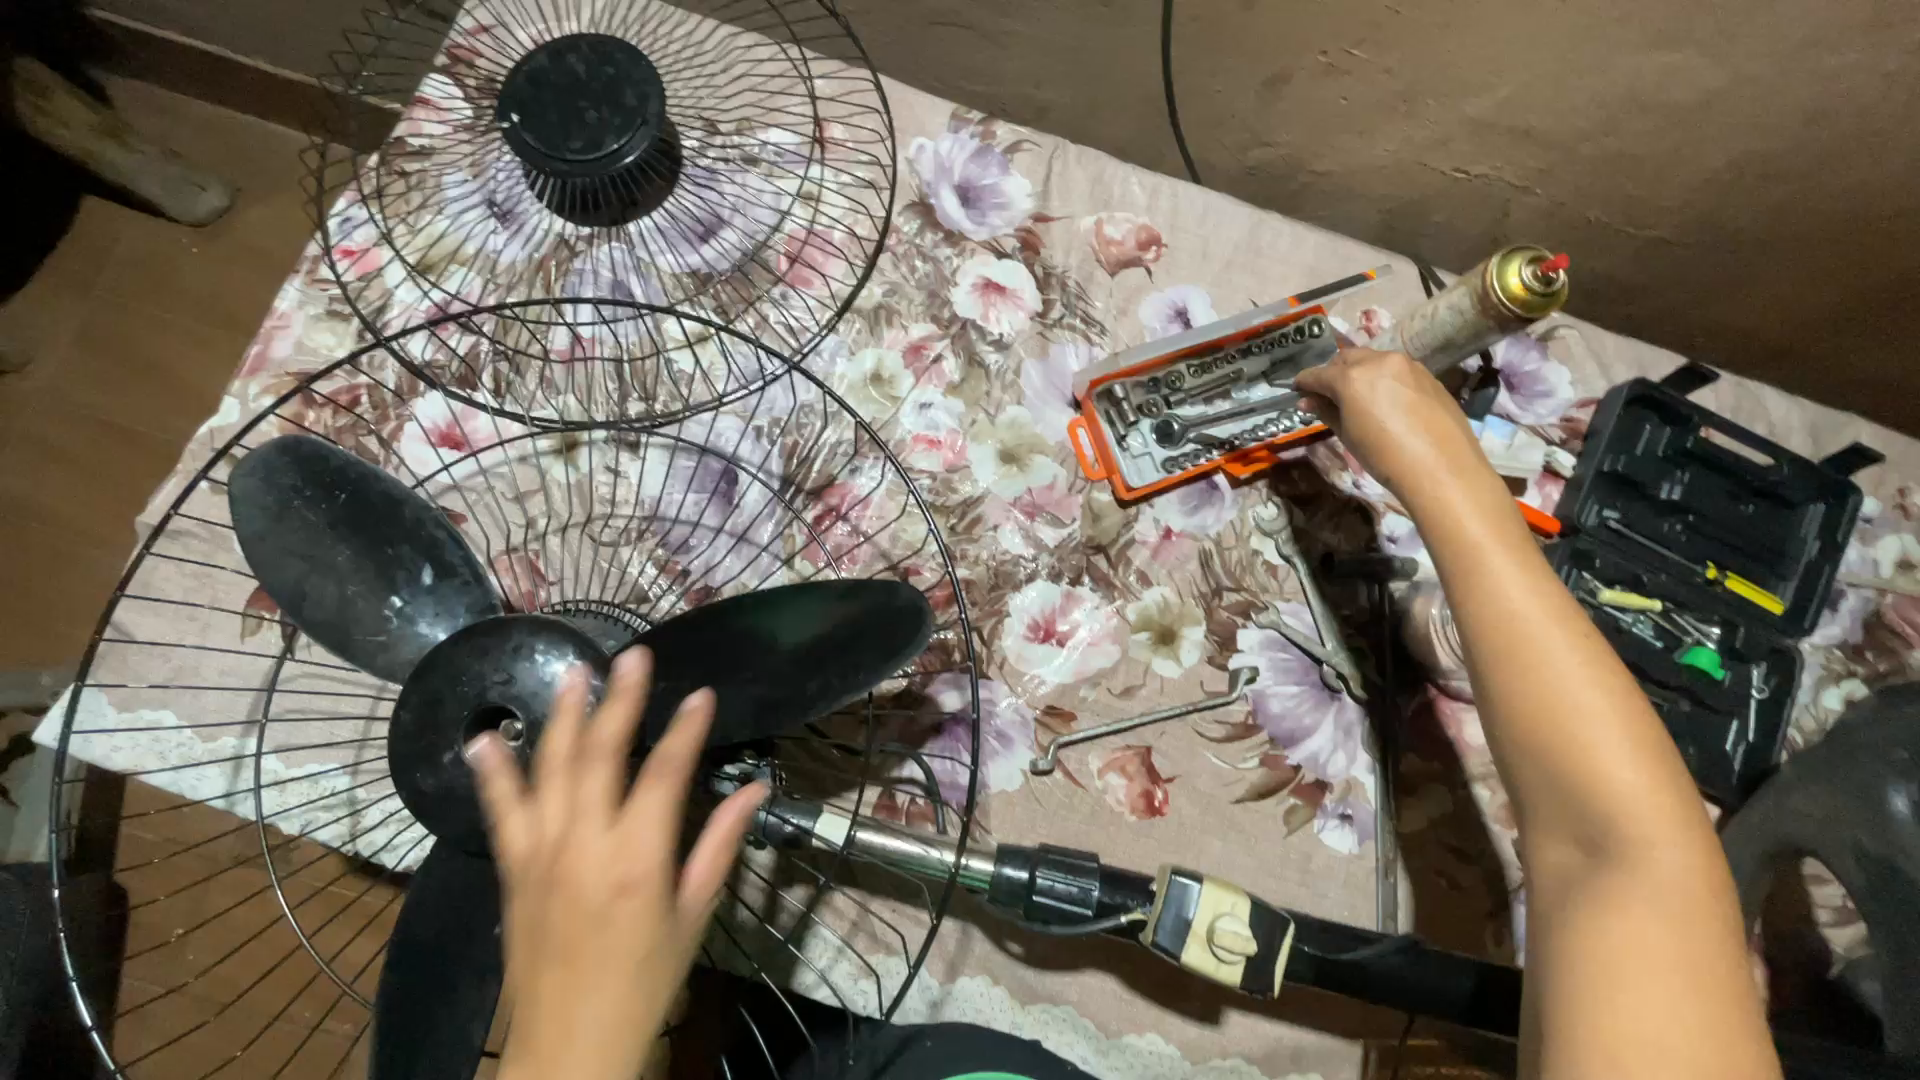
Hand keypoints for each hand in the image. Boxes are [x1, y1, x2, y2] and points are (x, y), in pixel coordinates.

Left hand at [465, 648, 768, 1079]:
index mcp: (638, 858)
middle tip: (634, 656)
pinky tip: (485, 738)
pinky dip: (493, 772)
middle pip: (601, 754)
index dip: (686, 728)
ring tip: (574, 672)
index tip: (700, 692)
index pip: (665, 772)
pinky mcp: (511, 869)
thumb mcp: (694, 913)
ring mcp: (540, 853)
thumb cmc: (646, 980)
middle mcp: (584, 844)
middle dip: (620, 700)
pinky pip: (500, 810)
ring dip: (562, 716)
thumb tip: (754, 790)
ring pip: (549, 769)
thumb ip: (720, 844)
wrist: (569, 1045)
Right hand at [1294, 347, 1490, 506]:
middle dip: (1333, 372)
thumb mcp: (1347, 434)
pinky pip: (1396, 370)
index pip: (1318, 374)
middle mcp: (1378, 362)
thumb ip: (1326, 411)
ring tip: (1358, 398)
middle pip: (1346, 357)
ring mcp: (1407, 365)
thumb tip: (1308, 401)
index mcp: (1351, 377)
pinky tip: (1386, 403)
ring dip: (1359, 373)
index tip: (1297, 390)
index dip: (1304, 382)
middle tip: (1327, 394)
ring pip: (1373, 360)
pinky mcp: (1427, 375)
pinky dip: (1383, 379)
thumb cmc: (1383, 455)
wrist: (1440, 466)